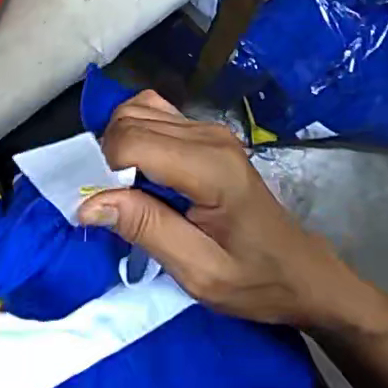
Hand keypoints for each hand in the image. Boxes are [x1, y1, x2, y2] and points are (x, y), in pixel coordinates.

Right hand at [78, 91, 387, 330]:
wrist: (299, 268)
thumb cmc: (254, 278)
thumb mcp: (199, 272)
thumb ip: (146, 229)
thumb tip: (88, 202)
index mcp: (210, 167)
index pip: (132, 140)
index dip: (104, 172)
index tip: (109, 211)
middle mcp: (210, 136)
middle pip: (131, 117)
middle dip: (107, 157)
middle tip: (115, 204)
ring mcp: (211, 130)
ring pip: (141, 110)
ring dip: (119, 145)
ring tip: (128, 191)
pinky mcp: (209, 135)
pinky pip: (158, 117)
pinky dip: (136, 137)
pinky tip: (142, 175)